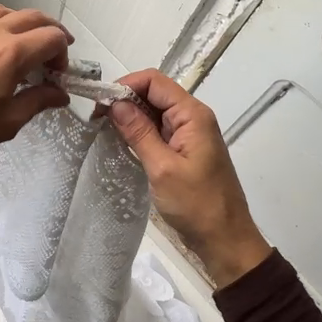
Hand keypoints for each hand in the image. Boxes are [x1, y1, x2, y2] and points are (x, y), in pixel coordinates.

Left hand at [0, 4, 71, 168]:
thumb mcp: (7, 122)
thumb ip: (38, 101)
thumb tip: (59, 94)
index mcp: (11, 54)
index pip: (52, 37)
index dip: (62, 53)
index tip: (57, 74)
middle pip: (33, 17)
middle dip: (49, 32)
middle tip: (51, 55)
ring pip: (4, 11)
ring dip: (21, 24)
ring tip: (21, 45)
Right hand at [107, 69, 271, 287]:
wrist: (225, 240)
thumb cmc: (196, 205)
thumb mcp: (162, 168)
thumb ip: (139, 133)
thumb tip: (116, 103)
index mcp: (192, 115)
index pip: (154, 81)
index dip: (125, 85)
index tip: (100, 103)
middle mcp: (193, 117)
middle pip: (154, 93)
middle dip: (125, 100)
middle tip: (96, 118)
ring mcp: (189, 134)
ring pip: (154, 111)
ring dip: (130, 116)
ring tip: (104, 129)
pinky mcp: (184, 150)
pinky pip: (159, 130)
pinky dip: (140, 131)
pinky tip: (122, 142)